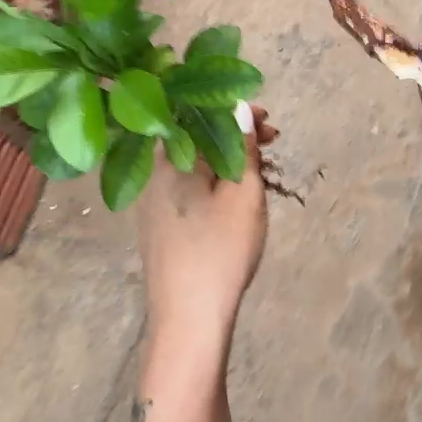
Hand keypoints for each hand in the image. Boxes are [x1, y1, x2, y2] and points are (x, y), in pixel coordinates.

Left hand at [138, 107, 276, 339]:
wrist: (188, 315)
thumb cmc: (220, 250)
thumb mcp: (243, 194)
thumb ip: (242, 146)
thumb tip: (239, 106)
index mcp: (167, 157)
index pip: (195, 111)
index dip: (232, 107)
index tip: (267, 120)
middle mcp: (150, 171)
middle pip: (192, 134)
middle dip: (232, 130)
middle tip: (272, 140)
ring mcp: (150, 197)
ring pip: (191, 159)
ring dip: (225, 154)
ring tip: (260, 166)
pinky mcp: (157, 219)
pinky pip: (185, 181)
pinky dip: (212, 175)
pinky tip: (235, 189)